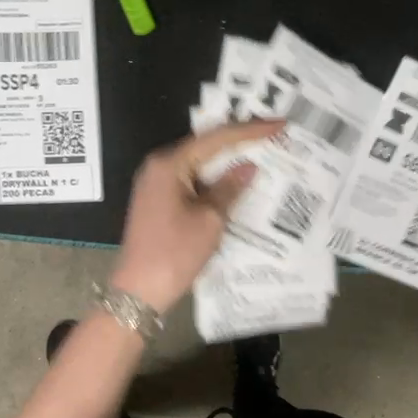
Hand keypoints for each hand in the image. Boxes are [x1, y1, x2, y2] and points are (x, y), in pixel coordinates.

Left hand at [107, 121, 278, 311]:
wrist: (139, 292)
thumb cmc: (174, 255)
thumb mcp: (209, 221)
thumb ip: (229, 189)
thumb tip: (248, 167)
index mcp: (169, 165)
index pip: (215, 139)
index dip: (249, 131)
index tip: (279, 125)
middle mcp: (159, 167)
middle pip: (205, 146)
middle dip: (239, 142)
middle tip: (273, 136)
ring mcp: (156, 185)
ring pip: (199, 165)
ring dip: (228, 163)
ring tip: (261, 156)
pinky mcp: (158, 202)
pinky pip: (191, 182)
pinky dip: (214, 182)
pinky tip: (235, 185)